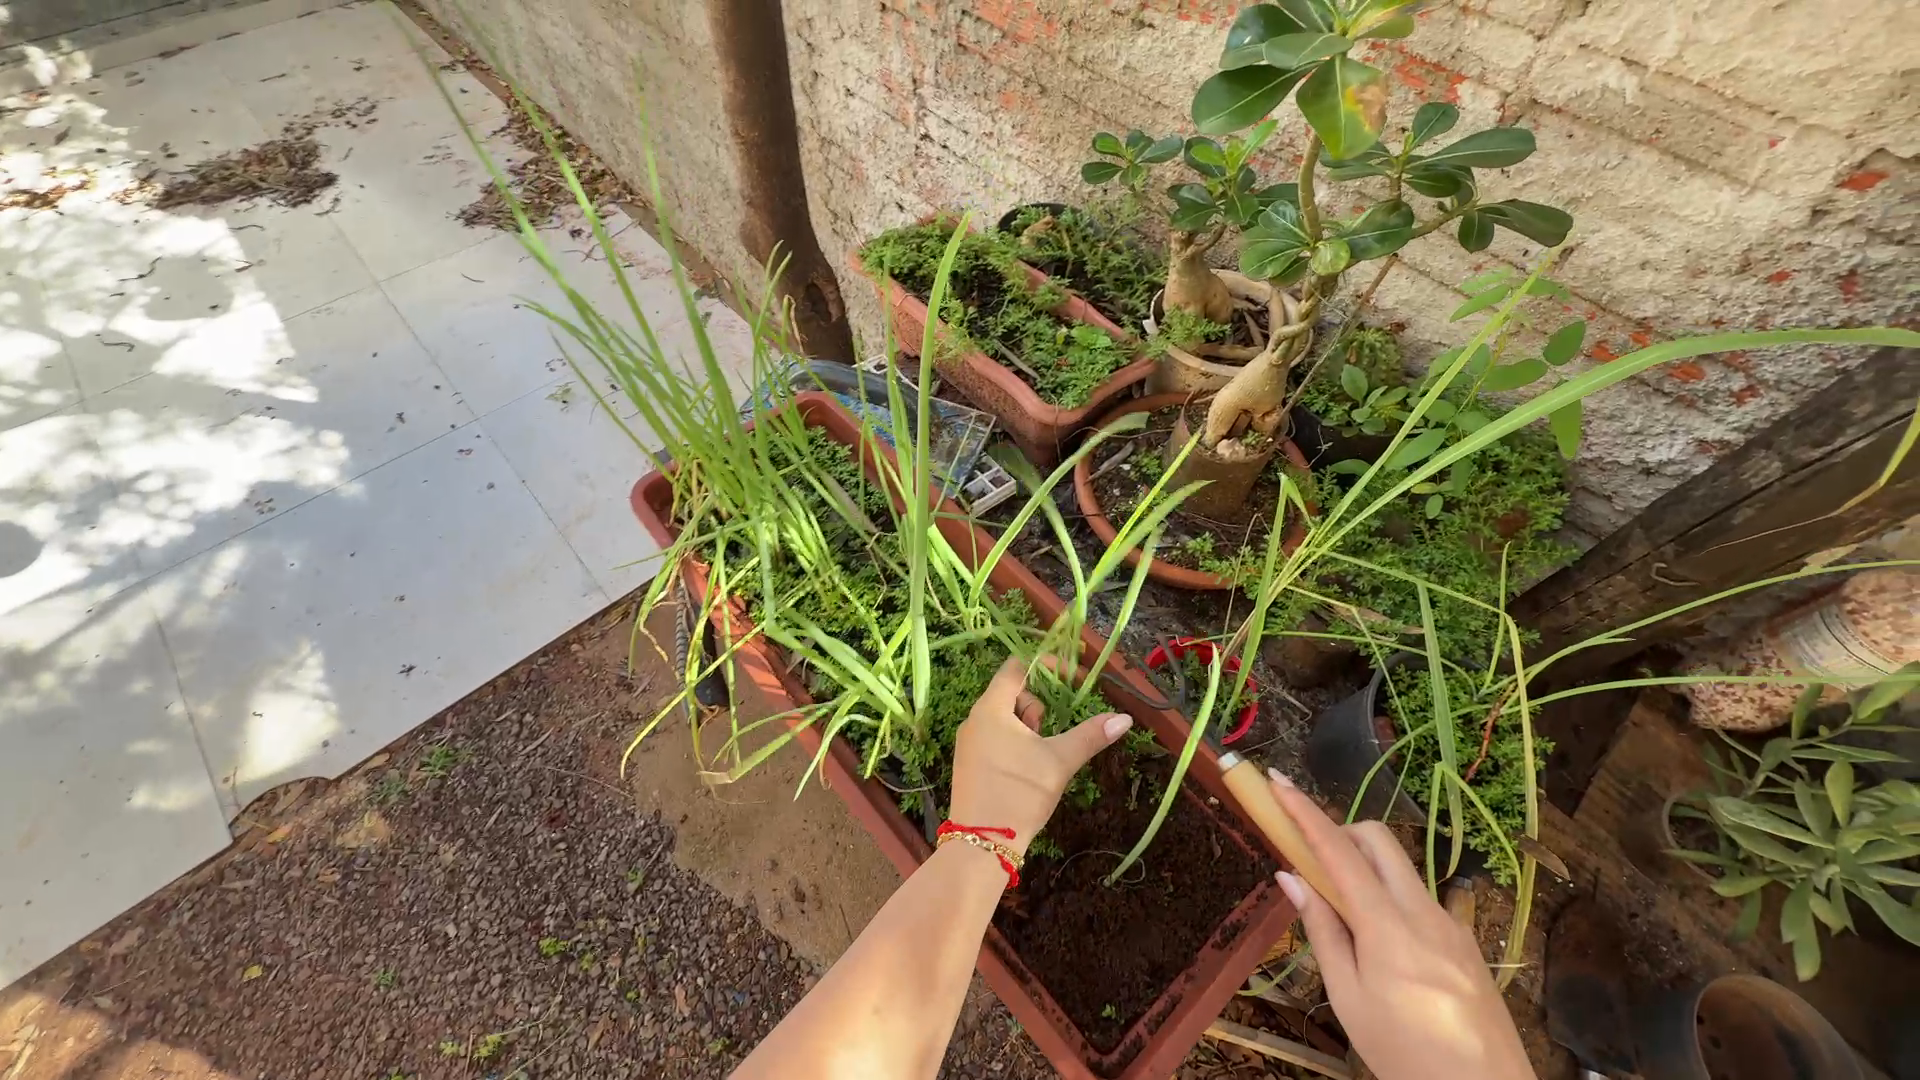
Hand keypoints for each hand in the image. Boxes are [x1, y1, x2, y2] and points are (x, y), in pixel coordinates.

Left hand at [947, 656, 1133, 855]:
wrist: (983, 843)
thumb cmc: (1020, 793)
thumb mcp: (1059, 761)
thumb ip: (1091, 735)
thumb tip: (1125, 718)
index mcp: (991, 708)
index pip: (1016, 667)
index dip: (1045, 666)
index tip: (1071, 680)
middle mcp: (974, 719)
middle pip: (1011, 692)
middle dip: (1038, 706)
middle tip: (1049, 734)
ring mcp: (968, 742)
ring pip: (1004, 717)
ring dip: (1028, 727)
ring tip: (1039, 757)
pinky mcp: (969, 763)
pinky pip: (994, 737)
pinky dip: (1014, 743)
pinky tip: (1026, 770)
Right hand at [1267, 771, 1532, 1079]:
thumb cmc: (1404, 1055)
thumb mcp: (1349, 999)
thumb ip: (1322, 931)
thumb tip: (1290, 876)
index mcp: (1388, 927)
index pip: (1339, 851)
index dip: (1304, 811)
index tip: (1278, 781)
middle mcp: (1423, 911)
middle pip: (1377, 838)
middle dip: (1339, 830)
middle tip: (1313, 861)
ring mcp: (1451, 923)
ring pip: (1399, 865)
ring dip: (1364, 862)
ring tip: (1344, 911)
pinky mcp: (1466, 940)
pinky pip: (1417, 895)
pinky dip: (1388, 893)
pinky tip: (1382, 944)